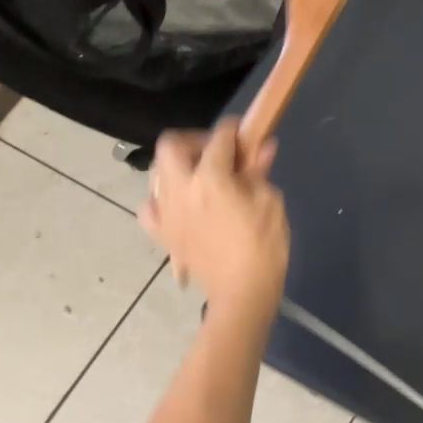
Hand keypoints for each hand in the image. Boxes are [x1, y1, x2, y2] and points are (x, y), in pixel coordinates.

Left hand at [140, 124, 287, 327]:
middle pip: (172, 145)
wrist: (242, 293)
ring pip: (158, 172)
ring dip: (178, 166)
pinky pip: (151, 206)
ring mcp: (165, 211)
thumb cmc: (264, 248)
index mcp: (211, 178)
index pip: (219, 138)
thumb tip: (262, 147)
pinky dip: (162, 199)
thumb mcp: (271, 205)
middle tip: (217, 152)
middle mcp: (180, 187)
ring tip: (200, 178)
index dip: (233, 130)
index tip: (243, 131)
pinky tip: (180, 205)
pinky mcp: (161, 232)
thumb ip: (259, 173)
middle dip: (195, 141)